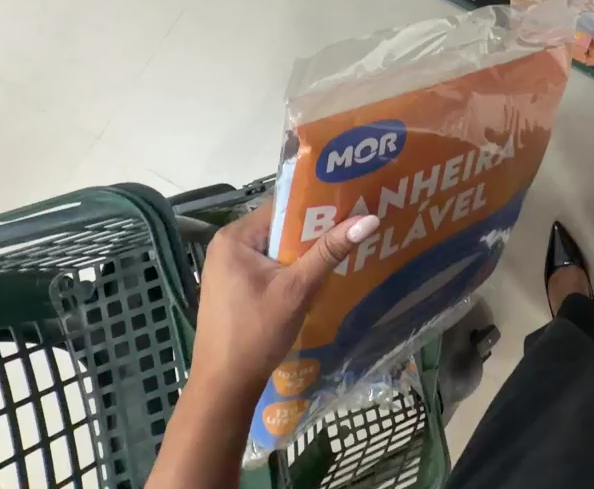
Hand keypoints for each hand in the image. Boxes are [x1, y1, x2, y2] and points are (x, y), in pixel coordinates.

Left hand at [188, 206, 379, 403]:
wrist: (224, 390)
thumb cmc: (256, 334)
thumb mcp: (298, 289)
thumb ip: (330, 250)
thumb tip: (370, 218)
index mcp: (235, 237)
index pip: (284, 207)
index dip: (319, 205)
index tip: (353, 204)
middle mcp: (229, 245)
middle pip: (282, 226)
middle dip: (316, 230)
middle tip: (355, 225)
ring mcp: (229, 267)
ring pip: (278, 247)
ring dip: (306, 251)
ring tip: (343, 247)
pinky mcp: (235, 286)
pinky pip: (271, 264)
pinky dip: (293, 267)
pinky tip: (318, 275)